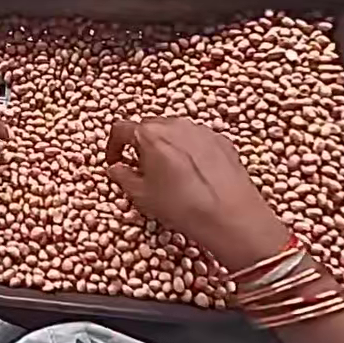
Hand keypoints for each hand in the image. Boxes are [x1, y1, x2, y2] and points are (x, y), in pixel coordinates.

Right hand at [104, 117, 290, 268]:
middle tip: (139, 168)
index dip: (113, 146)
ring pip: (174, 131)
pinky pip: (196, 140)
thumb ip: (123, 176)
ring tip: (166, 173)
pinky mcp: (222, 141)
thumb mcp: (141, 195)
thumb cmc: (183, 206)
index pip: (121, 129)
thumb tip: (116, 169)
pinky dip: (188, 151)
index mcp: (150, 135)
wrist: (231, 217)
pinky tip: (191, 175)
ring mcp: (201, 131)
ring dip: (164, 146)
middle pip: (148, 127)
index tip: (115, 161)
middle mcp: (175, 125)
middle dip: (139, 144)